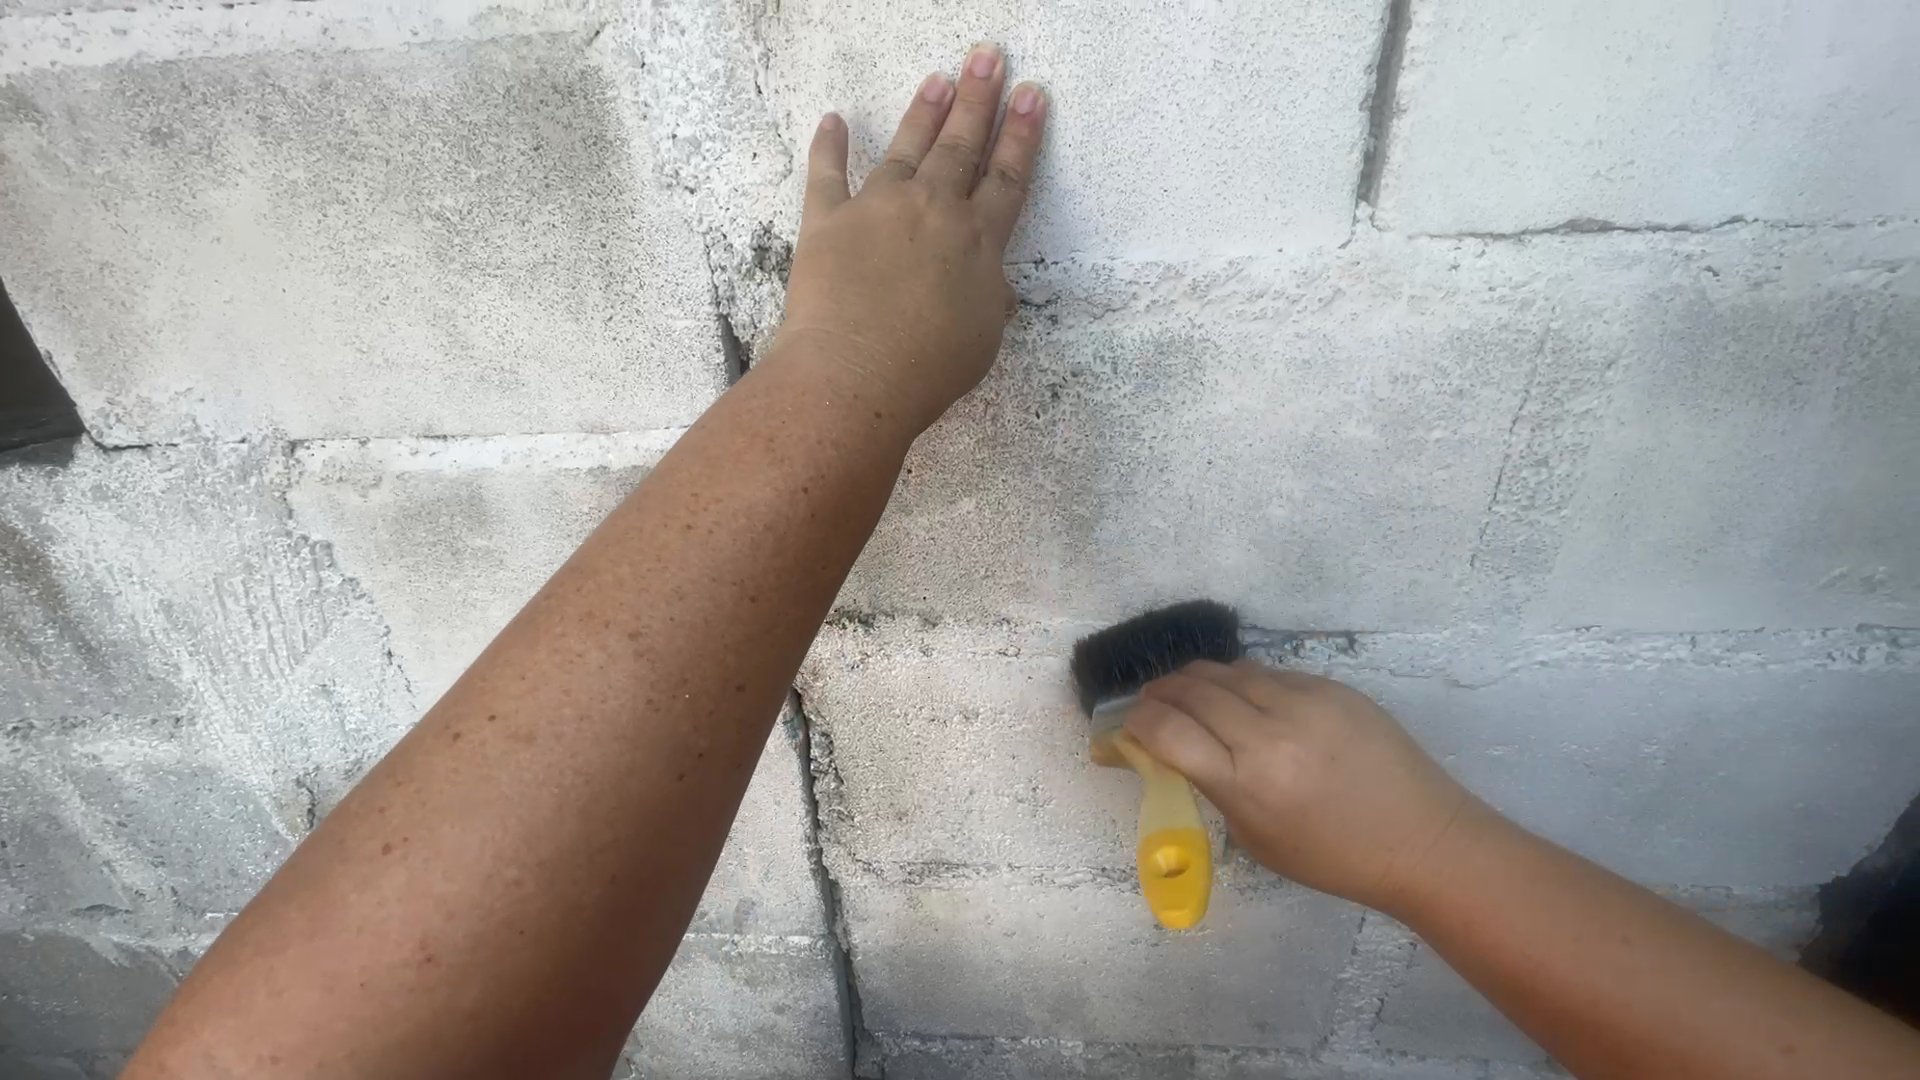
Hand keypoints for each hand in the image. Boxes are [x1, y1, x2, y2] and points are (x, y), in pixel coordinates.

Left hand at [769, 44, 1047, 432]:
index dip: (1021, 136)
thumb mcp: (982, 339)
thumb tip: (992, 287)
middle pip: (961, 146)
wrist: (857, 374)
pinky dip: (829, 146)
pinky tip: (833, 121)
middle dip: (978, 99)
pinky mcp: (827, 221)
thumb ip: (988, 300)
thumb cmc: (929, 368)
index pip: (1007, 179)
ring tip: (939, 77)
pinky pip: (826, 173)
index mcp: (977, 241)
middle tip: (987, 57)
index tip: (1032, 96)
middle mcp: (932, 210)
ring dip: (924, 111)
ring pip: (906, 147)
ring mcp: (877, 209)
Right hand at [1125, 660, 1484, 913]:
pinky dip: (1240, 682)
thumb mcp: (1254, 837)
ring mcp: (1303, 702)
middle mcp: (1269, 732)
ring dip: (1195, 681)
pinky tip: (1243, 699)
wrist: (1425, 840)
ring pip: (1224, 670)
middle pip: (1188, 689)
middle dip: (1158, 693)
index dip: (1137, 721)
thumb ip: (1208, 784)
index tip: (1129, 725)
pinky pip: (1265, 672)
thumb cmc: (1332, 856)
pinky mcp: (1330, 686)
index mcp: (1247, 781)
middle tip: (1151, 703)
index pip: (1165, 729)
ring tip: (1190, 695)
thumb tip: (1165, 745)